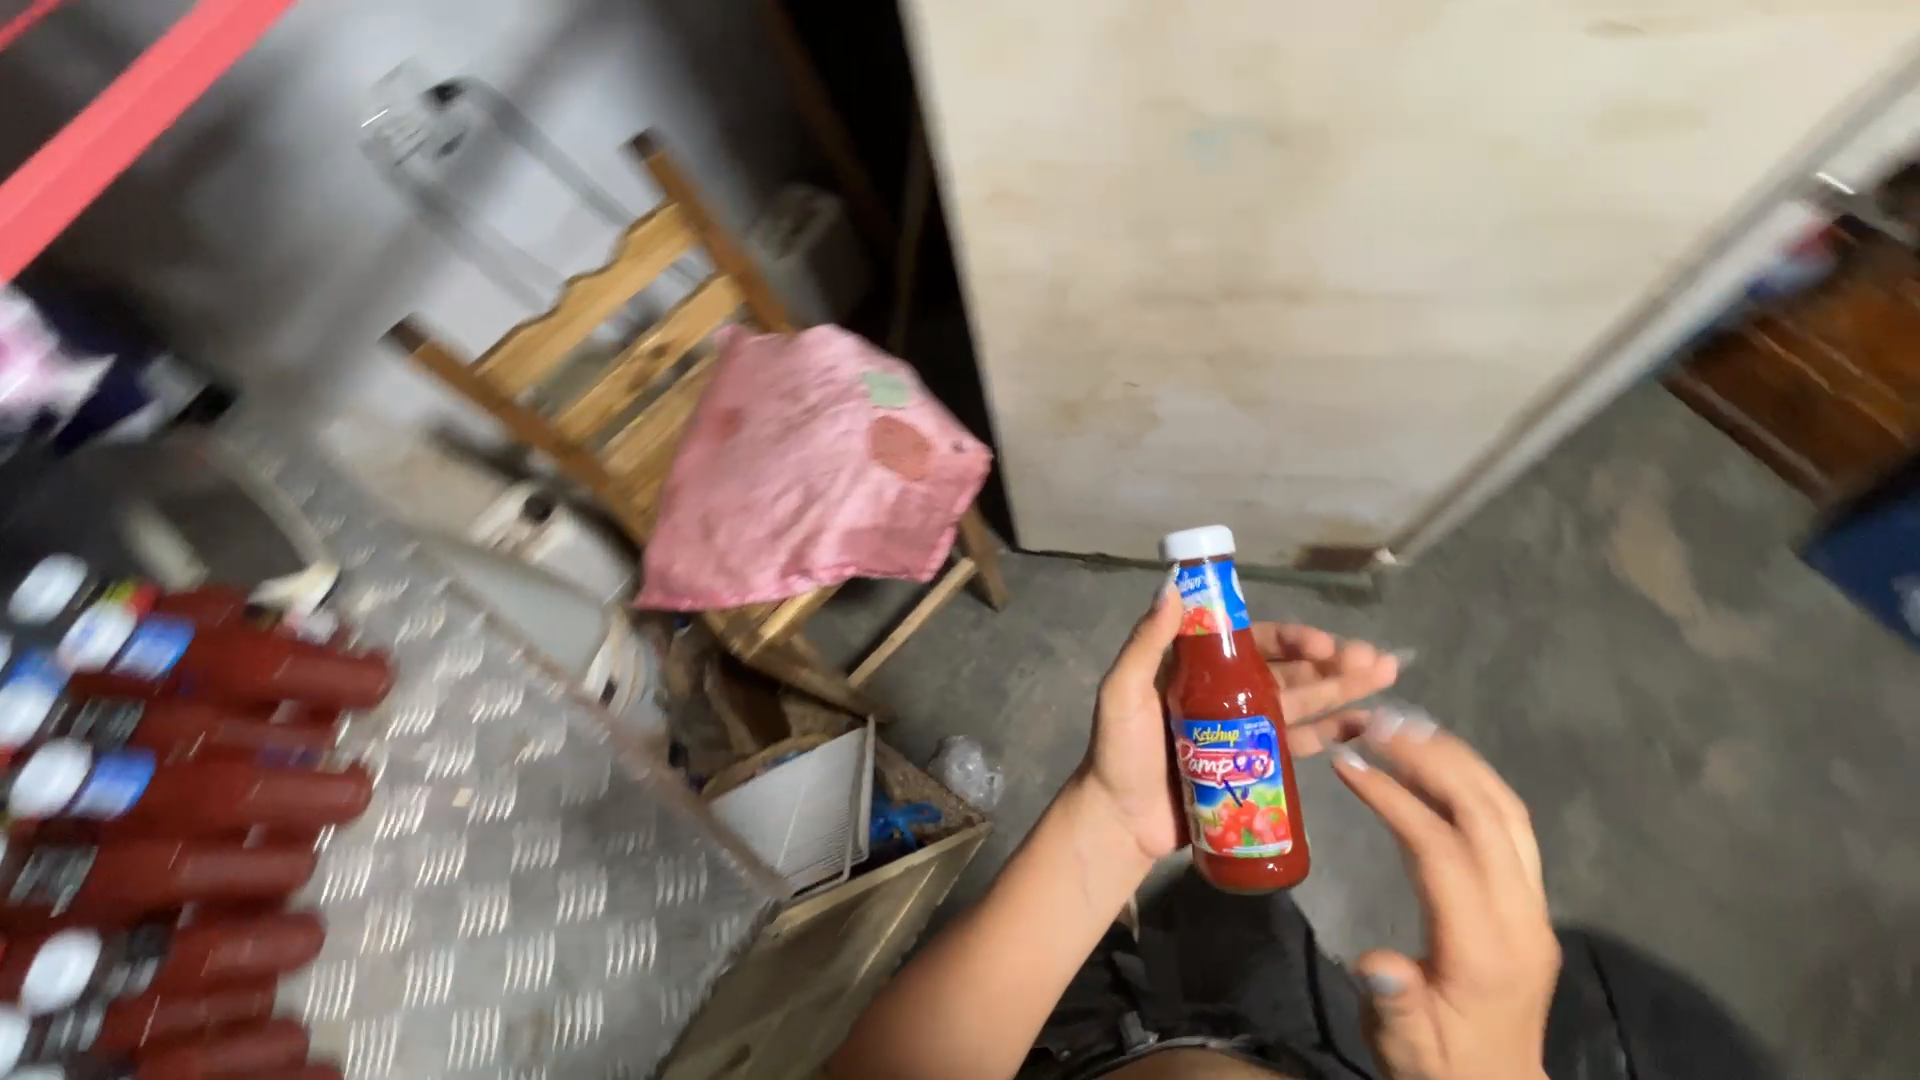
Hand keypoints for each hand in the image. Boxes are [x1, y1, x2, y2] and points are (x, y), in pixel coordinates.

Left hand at [1079, 581, 1400, 861]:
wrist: (1120, 822)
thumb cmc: (1119, 753)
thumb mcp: (1123, 692)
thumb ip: (1145, 643)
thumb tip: (1173, 586)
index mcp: (1194, 667)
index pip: (1250, 642)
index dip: (1289, 639)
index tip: (1322, 644)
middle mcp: (1223, 691)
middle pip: (1285, 669)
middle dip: (1330, 662)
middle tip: (1374, 660)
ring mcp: (1242, 729)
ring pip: (1301, 700)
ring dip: (1342, 689)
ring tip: (1384, 677)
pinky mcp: (1254, 765)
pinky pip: (1298, 743)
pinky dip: (1332, 732)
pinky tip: (1366, 724)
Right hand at [1329, 711, 1557, 1079]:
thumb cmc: (1436, 1065)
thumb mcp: (1404, 1047)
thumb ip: (1394, 1005)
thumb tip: (1375, 964)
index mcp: (1487, 950)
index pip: (1444, 851)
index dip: (1395, 799)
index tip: (1347, 764)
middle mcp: (1522, 916)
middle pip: (1488, 815)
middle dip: (1430, 759)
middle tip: (1374, 723)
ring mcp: (1533, 904)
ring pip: (1507, 811)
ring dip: (1455, 760)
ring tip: (1401, 727)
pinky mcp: (1527, 898)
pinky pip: (1508, 823)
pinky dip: (1471, 781)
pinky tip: (1432, 763)